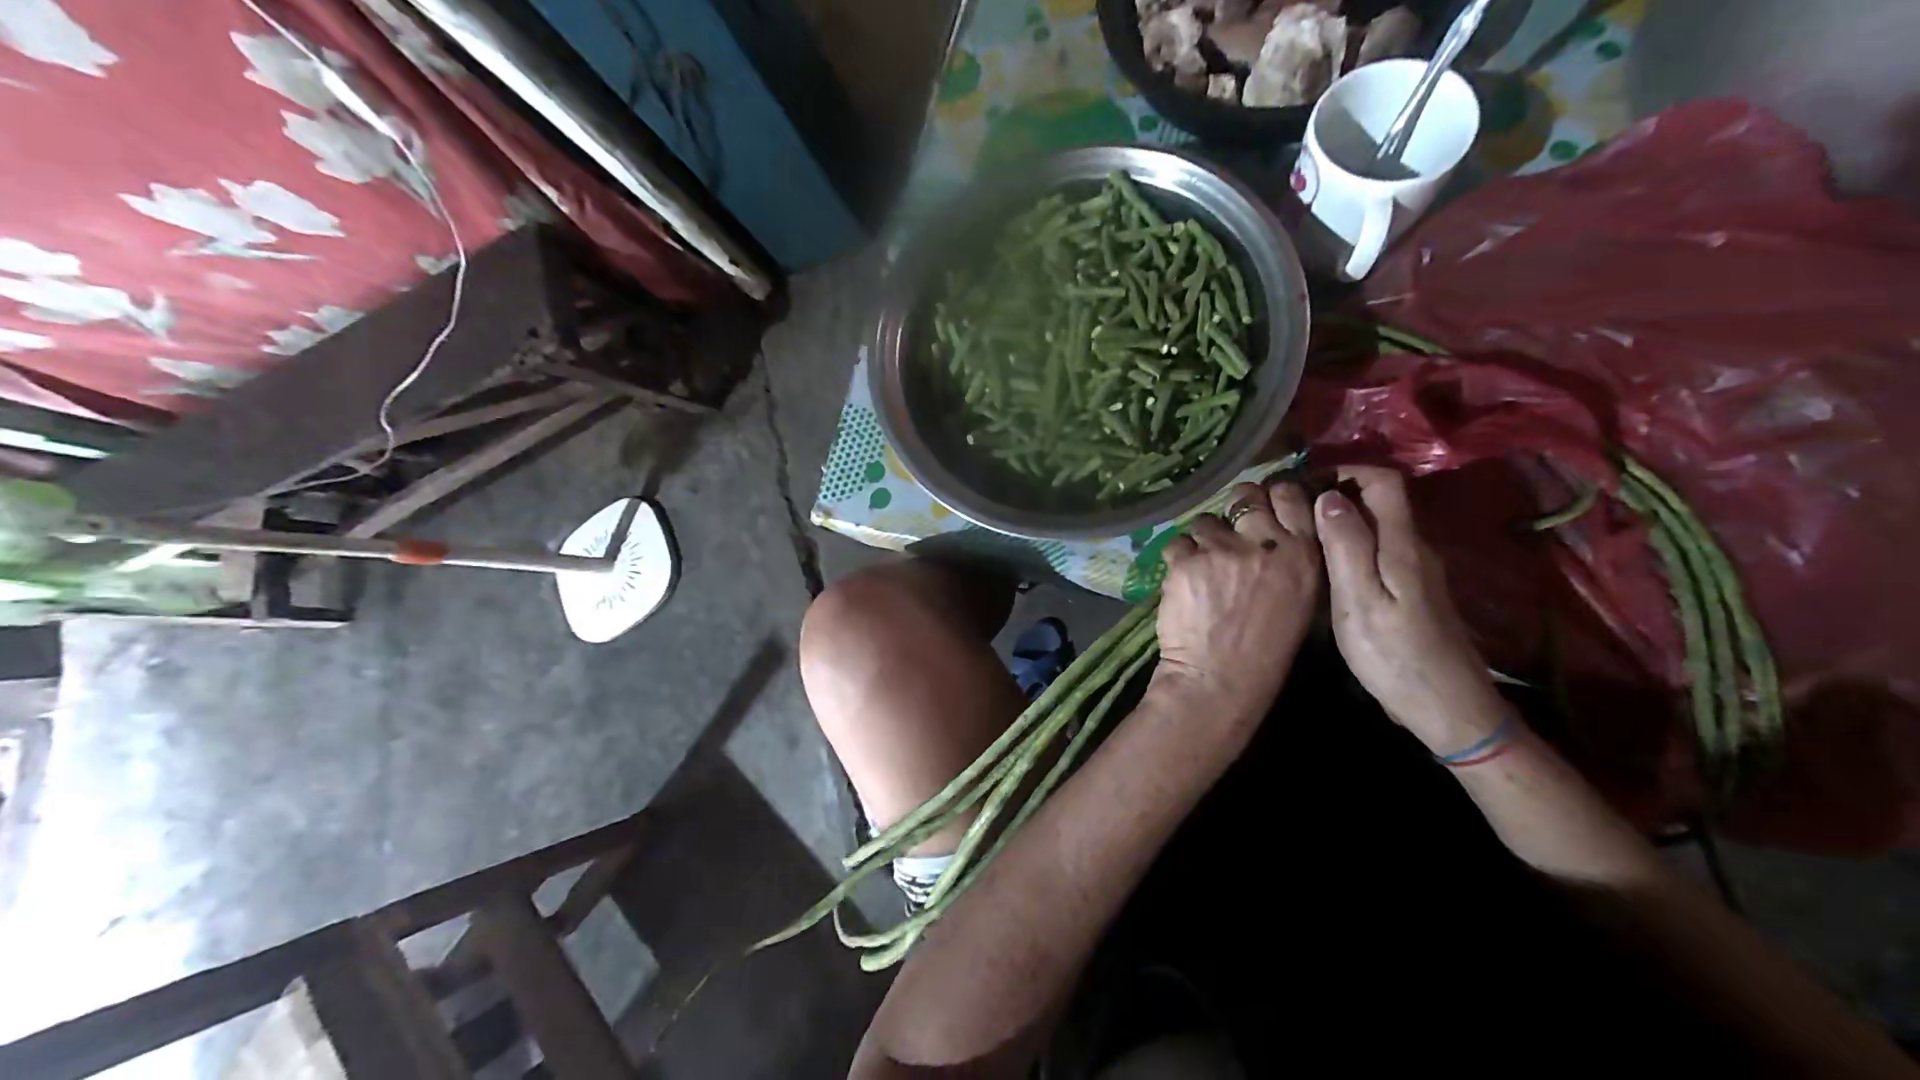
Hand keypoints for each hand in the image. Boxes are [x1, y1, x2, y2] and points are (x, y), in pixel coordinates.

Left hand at [1151, 481, 1322, 729]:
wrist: (1219, 679)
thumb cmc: (1267, 649)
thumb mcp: (1301, 599)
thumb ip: (1293, 557)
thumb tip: (1278, 526)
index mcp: (1303, 554)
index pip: (1290, 494)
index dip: (1273, 494)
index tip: (1263, 505)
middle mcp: (1265, 544)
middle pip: (1246, 495)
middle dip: (1236, 505)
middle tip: (1229, 529)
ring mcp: (1223, 551)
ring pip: (1206, 520)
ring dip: (1203, 538)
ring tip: (1204, 566)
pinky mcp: (1186, 562)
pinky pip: (1177, 543)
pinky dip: (1178, 558)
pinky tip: (1184, 581)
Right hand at [1314, 465, 1506, 750]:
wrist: (1448, 707)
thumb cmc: (1394, 655)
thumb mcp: (1358, 600)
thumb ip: (1345, 545)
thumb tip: (1329, 496)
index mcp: (1402, 545)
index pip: (1384, 481)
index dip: (1346, 470)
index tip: (1305, 481)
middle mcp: (1416, 548)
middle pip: (1382, 500)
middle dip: (1338, 493)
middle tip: (1292, 510)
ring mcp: (1419, 571)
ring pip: (1380, 525)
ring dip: (1343, 520)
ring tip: (1301, 535)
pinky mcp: (1414, 592)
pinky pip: (1381, 550)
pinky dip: (1352, 543)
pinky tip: (1327, 566)